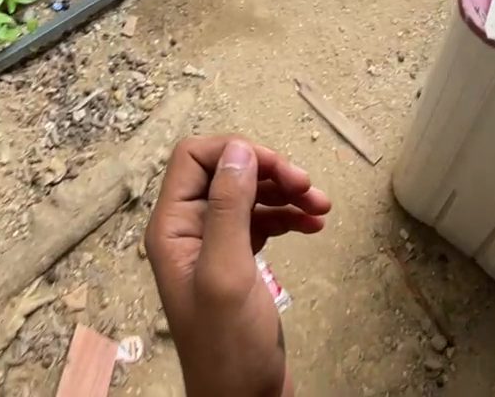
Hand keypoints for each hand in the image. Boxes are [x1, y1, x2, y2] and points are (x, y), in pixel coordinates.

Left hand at [144, 136, 331, 396]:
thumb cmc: (229, 346)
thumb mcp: (227, 272)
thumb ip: (229, 207)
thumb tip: (238, 148)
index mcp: (173, 225)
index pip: (193, 157)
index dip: (233, 151)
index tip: (274, 165)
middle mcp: (190, 227)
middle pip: (226, 171)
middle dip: (267, 170)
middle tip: (307, 185)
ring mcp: (215, 243)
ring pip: (249, 193)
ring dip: (285, 192)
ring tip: (321, 205)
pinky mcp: (239, 259)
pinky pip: (262, 219)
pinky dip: (288, 215)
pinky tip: (314, 224)